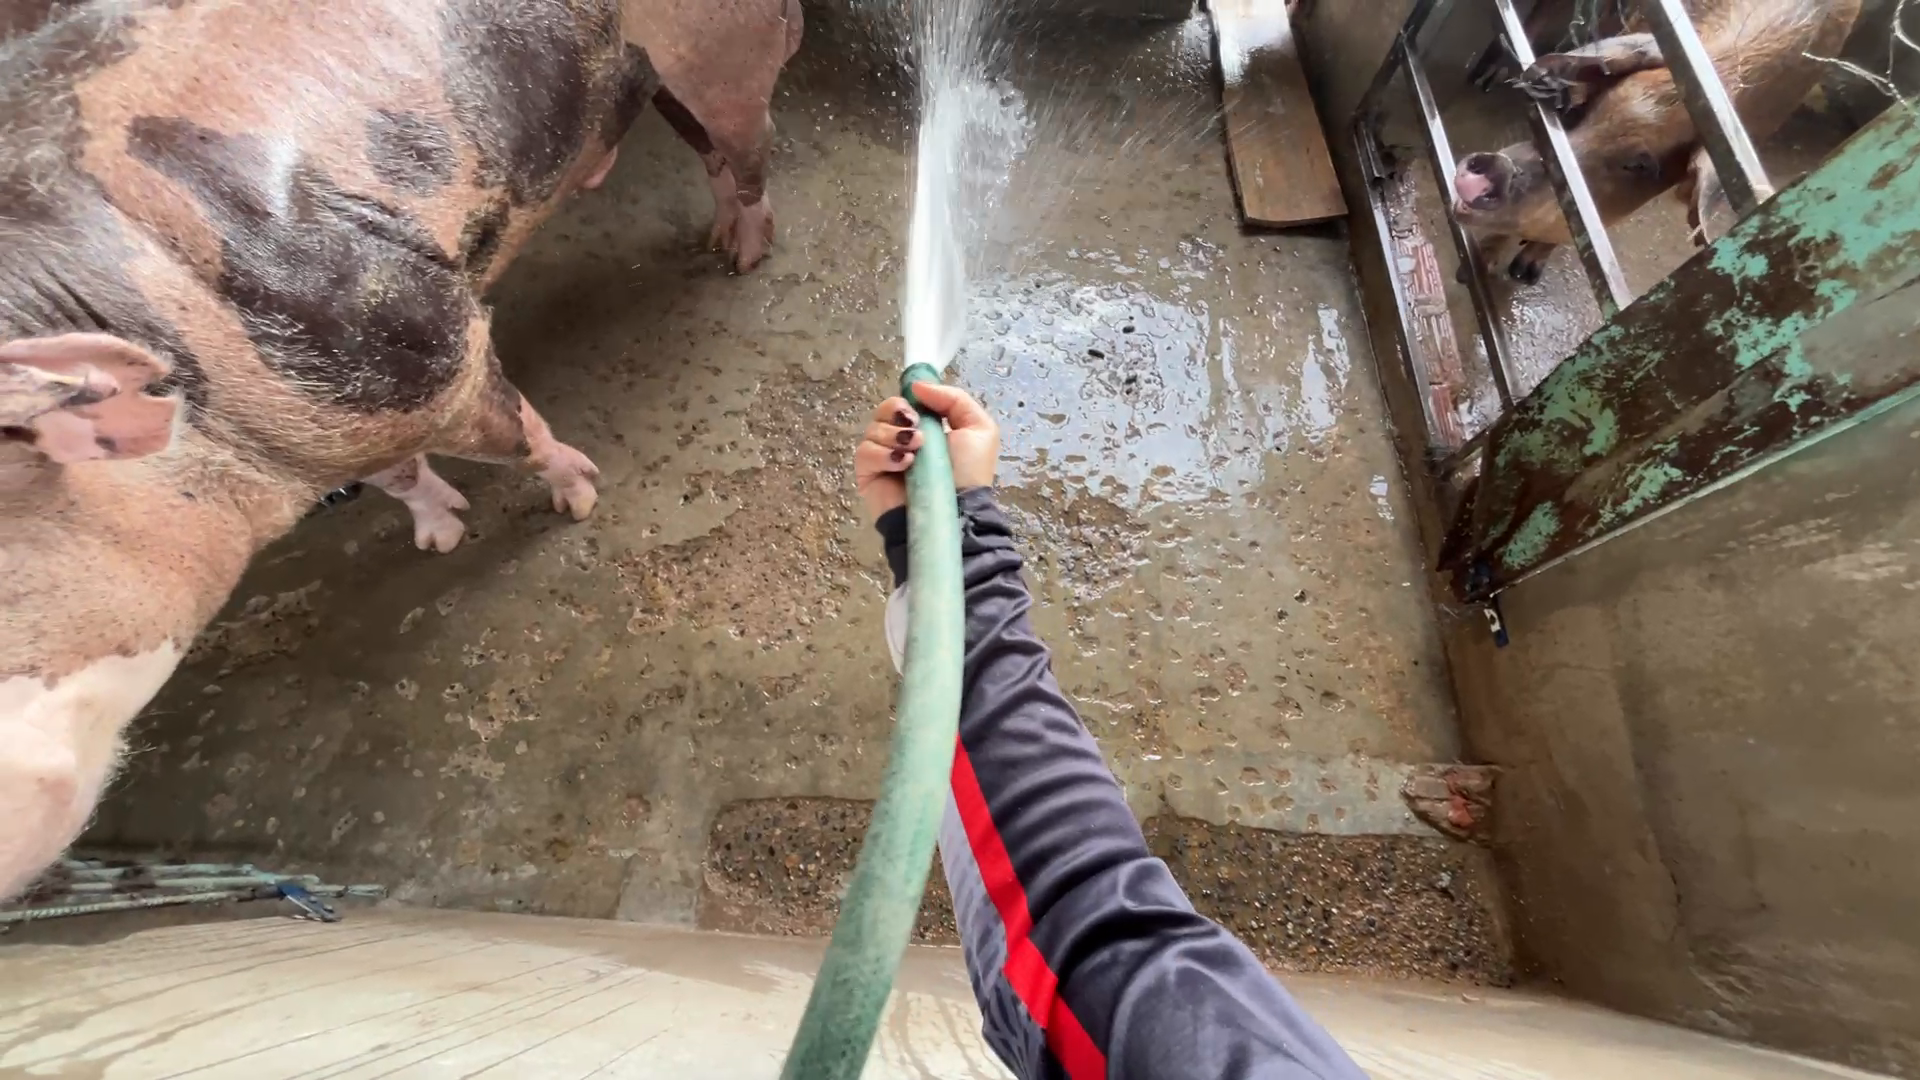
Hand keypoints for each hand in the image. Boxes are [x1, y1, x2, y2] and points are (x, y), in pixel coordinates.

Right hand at [854, 381, 1001, 524]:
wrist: (957, 511)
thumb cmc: (969, 472)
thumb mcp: (978, 427)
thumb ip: (953, 398)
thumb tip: (917, 387)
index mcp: (925, 429)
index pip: (903, 403)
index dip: (905, 400)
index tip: (916, 409)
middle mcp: (901, 441)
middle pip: (883, 412)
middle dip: (898, 415)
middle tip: (917, 432)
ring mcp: (884, 460)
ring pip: (872, 430)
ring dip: (894, 436)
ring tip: (916, 453)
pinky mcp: (869, 477)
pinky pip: (864, 453)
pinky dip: (883, 454)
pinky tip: (903, 464)